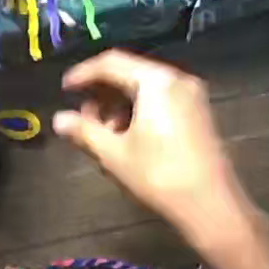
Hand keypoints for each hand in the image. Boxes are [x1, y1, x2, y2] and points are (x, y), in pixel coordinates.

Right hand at [53, 50, 261, 248]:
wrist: (210, 204)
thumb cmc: (158, 174)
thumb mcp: (113, 153)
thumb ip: (84, 131)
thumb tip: (59, 120)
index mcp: (156, 81)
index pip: (112, 63)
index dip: (84, 73)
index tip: (64, 88)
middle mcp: (176, 80)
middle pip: (130, 74)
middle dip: (102, 94)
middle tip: (82, 118)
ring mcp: (191, 97)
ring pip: (145, 90)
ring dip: (118, 106)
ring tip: (103, 134)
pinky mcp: (197, 115)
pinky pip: (160, 102)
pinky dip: (138, 112)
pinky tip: (126, 138)